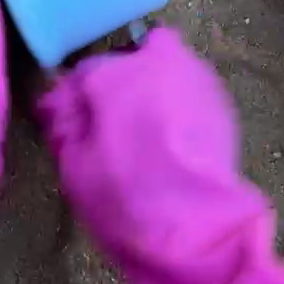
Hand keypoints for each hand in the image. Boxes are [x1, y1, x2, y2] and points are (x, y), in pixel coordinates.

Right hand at [36, 28, 254, 280]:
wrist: (193, 223)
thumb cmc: (122, 193)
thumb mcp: (74, 165)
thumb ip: (66, 125)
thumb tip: (60, 106)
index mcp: (109, 73)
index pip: (84, 72)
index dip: (78, 100)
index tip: (75, 125)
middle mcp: (153, 61)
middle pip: (131, 59)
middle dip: (124, 83)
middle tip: (118, 125)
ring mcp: (194, 76)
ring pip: (169, 67)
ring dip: (159, 88)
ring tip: (154, 134)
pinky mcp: (224, 102)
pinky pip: (193, 91)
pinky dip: (184, 107)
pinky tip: (180, 143)